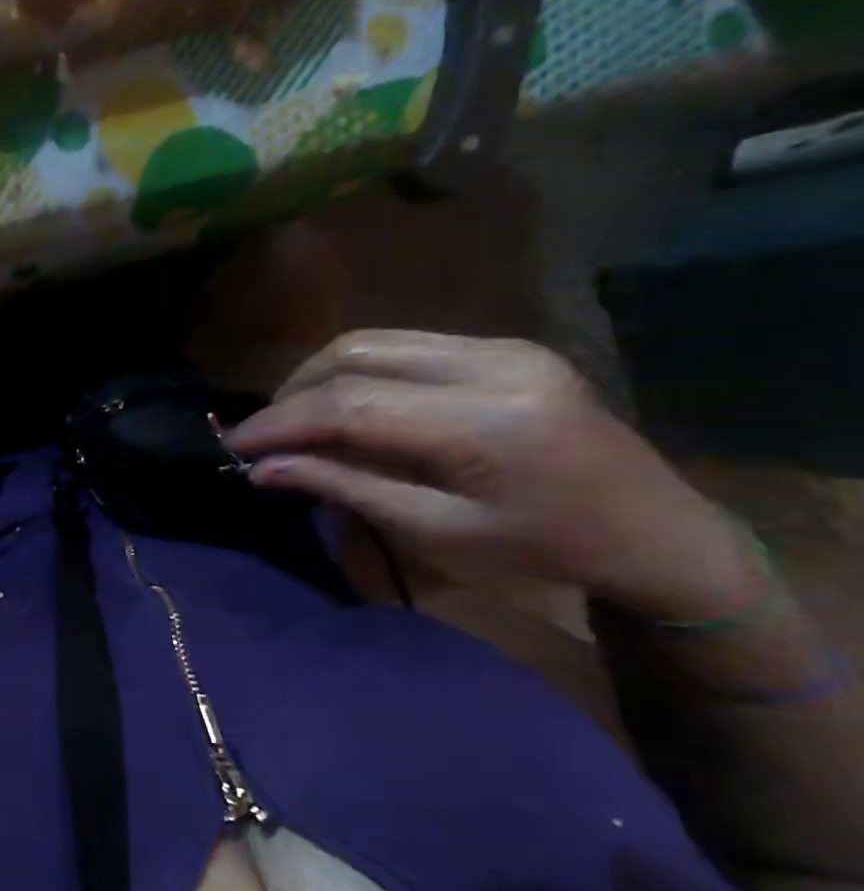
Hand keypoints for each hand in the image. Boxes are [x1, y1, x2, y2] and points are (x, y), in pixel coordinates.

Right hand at [228, 330, 763, 620]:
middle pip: (354, 354)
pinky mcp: (502, 346)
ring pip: (371, 340)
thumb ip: (344, 487)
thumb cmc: (544, 549)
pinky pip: (401, 344)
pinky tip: (339, 404)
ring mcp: (503, 346)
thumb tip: (263, 469)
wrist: (656, 531)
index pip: (351, 404)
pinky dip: (352, 371)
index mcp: (487, 423)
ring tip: (291, 421)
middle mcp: (495, 365)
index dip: (280, 422)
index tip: (234, 445)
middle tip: (261, 437)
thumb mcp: (435, 531)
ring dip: (315, 377)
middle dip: (291, 394)